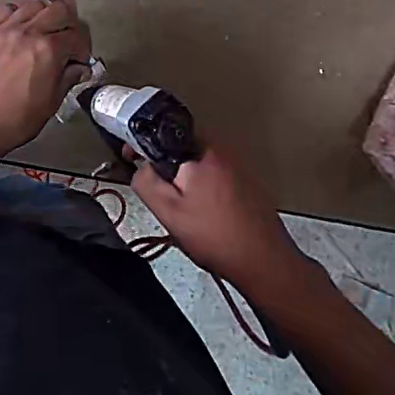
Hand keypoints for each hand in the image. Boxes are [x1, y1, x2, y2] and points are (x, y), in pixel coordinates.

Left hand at [0, 0, 92, 158]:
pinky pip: (8, 10)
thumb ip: (68, 78)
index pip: (77, 35)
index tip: (80, 58)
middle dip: (71, 21)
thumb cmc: (14, 118)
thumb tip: (79, 68)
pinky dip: (19, 14)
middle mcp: (29, 33)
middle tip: (69, 37)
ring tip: (45, 30)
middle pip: (60, 7)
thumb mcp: (52, 101)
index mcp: (49, 50)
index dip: (83, 47)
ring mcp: (6, 30)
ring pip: (35, 3)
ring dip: (45, 13)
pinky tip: (21, 29)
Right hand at [130, 144, 307, 293]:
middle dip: (169, 173)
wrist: (262, 259)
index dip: (143, 148)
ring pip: (199, 168)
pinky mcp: (248, 182)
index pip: (162, 135)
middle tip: (167, 202)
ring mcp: (238, 166)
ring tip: (191, 216)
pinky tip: (208, 218)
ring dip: (188, 185)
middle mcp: (223, 151)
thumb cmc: (217, 237)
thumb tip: (140, 166)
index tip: (132, 160)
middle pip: (181, 152)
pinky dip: (206, 193)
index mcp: (202, 151)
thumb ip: (147, 183)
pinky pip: (217, 179)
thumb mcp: (169, 212)